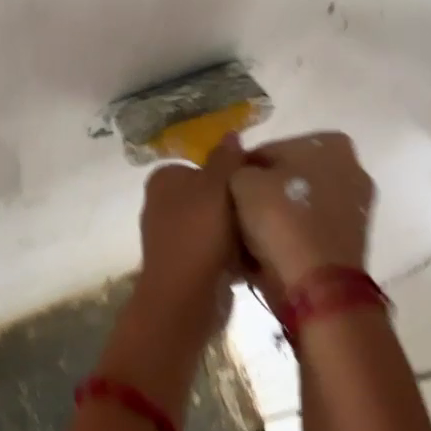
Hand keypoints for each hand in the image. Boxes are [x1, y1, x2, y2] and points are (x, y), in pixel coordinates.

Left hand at [130, 133, 246, 342]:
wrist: (185, 298)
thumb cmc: (199, 233)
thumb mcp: (216, 185)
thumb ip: (225, 158)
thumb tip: (230, 133)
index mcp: (164, 181)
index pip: (202, 165)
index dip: (230, 171)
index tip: (256, 180)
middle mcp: (163, 206)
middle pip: (212, 195)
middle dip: (237, 202)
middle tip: (266, 205)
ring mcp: (175, 239)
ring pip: (218, 225)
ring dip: (240, 231)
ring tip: (267, 231)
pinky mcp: (188, 266)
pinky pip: (219, 252)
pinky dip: (236, 255)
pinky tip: (258, 257)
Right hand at [229, 132, 374, 304]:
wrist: (316, 286)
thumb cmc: (281, 220)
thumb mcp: (241, 182)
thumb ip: (236, 166)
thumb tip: (238, 170)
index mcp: (329, 143)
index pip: (268, 150)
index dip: (241, 171)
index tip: (224, 193)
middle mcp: (352, 168)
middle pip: (287, 178)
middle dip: (262, 194)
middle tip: (233, 215)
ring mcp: (355, 207)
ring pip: (297, 206)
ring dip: (274, 218)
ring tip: (246, 239)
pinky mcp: (352, 241)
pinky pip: (309, 231)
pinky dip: (290, 238)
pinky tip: (265, 254)